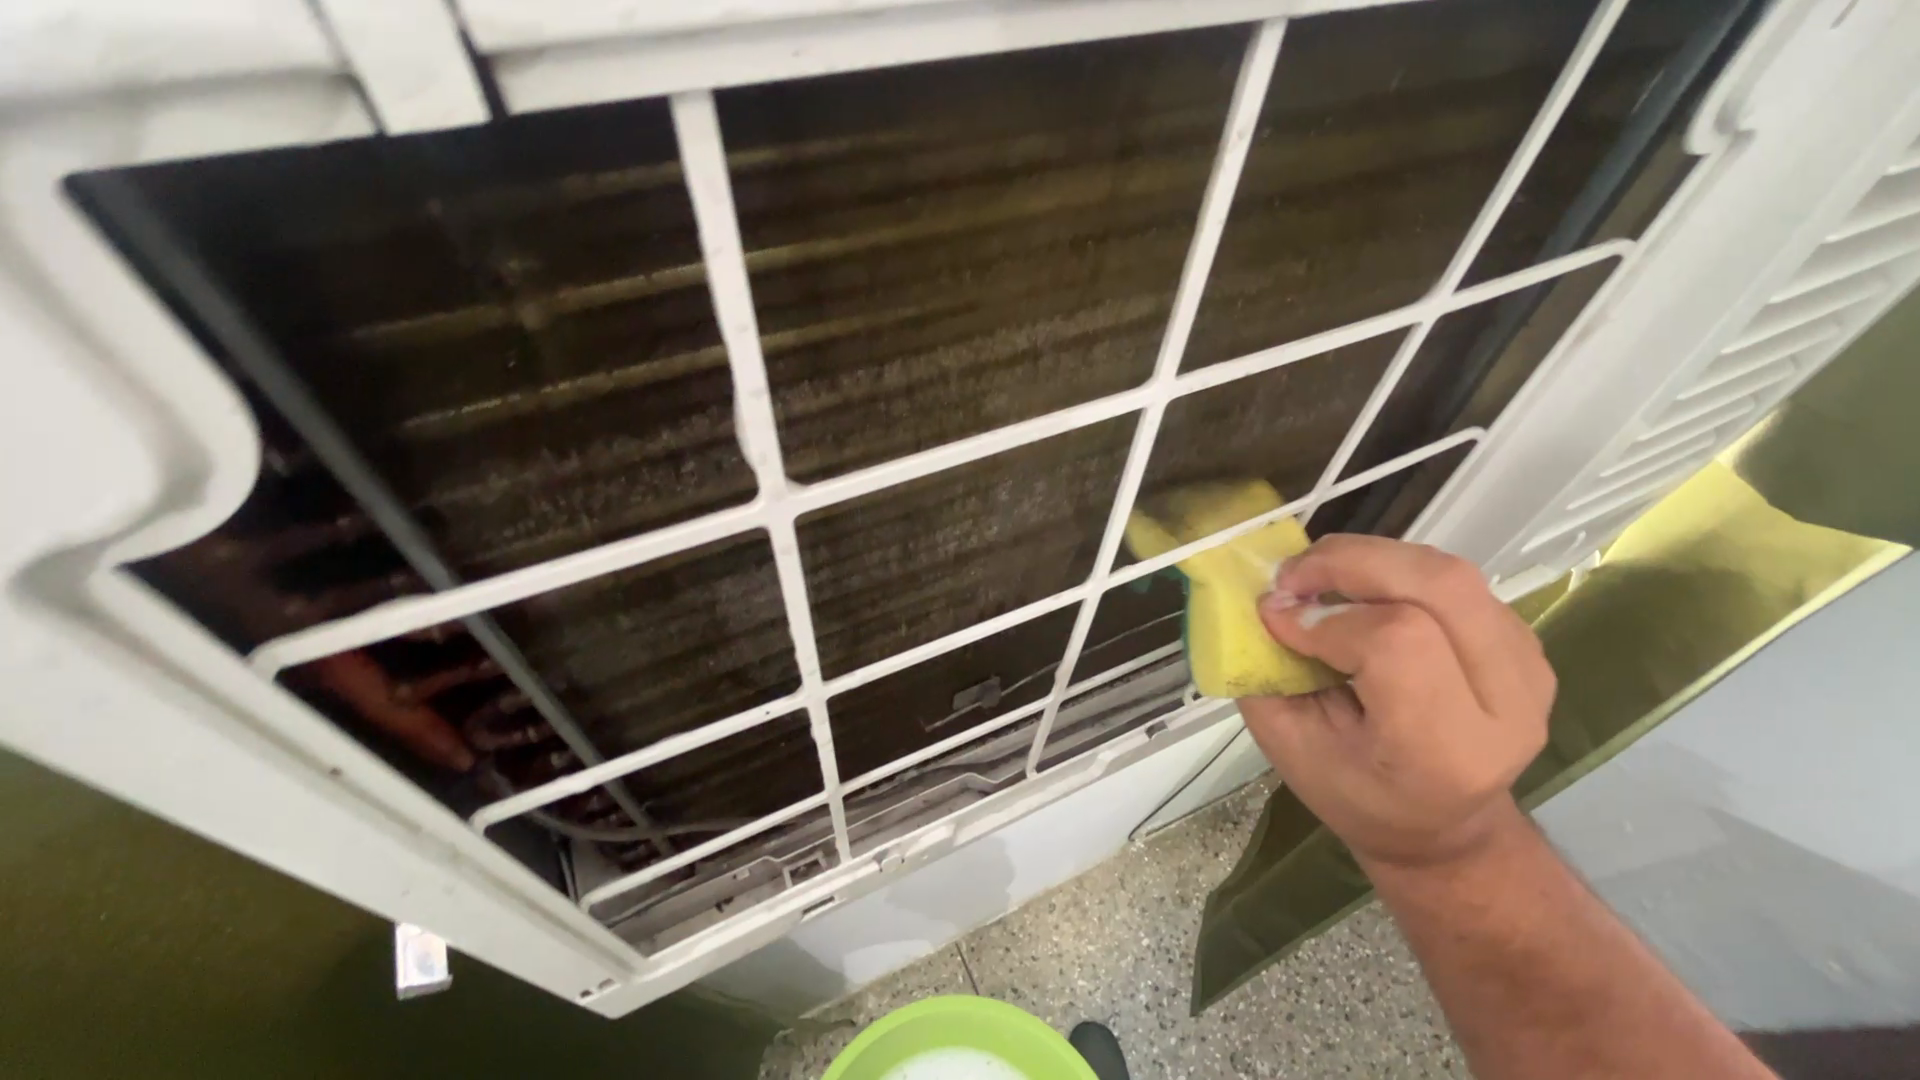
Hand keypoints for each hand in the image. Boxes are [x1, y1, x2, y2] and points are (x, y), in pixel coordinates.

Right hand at [1237, 535, 1552, 868]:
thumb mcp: (1291, 749)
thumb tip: (1265, 602)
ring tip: (1319, 579)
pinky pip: (1454, 582)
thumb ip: (1269, 677)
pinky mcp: (1526, 644)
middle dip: (1350, 562)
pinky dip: (1393, 573)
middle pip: (1439, 586)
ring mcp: (1528, 668)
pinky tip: (1360, 595)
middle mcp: (1507, 704)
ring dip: (1369, 561)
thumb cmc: (1357, 795)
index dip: (1326, 619)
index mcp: (1447, 749)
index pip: (1397, 642)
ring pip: (1448, 573)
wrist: (1443, 826)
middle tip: (1292, 575)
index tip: (1274, 618)